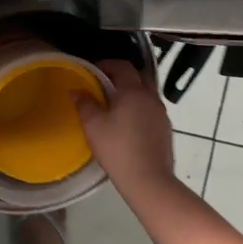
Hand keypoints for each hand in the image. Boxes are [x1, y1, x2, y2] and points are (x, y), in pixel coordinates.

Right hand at [74, 59, 180, 191]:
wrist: (148, 179)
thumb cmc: (117, 149)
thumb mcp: (93, 126)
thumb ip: (84, 104)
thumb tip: (76, 90)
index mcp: (133, 91)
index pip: (122, 66)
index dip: (106, 64)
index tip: (92, 70)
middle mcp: (151, 97)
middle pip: (138, 76)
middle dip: (121, 75)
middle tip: (103, 83)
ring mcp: (162, 113)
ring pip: (146, 93)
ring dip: (131, 92)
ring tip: (114, 104)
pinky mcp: (166, 128)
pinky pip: (151, 108)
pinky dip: (139, 107)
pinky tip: (127, 123)